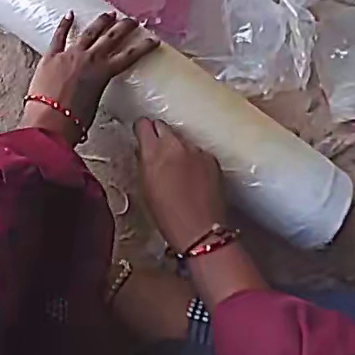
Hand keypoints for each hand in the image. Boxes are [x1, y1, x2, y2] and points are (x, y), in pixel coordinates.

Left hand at [22, 13, 157, 142]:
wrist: (49, 121)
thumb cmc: (73, 121)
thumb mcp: (93, 104)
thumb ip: (94, 91)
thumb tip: (91, 91)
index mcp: (103, 73)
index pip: (128, 56)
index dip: (143, 47)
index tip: (153, 40)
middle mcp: (89, 59)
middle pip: (111, 37)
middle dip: (124, 27)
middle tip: (132, 20)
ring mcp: (69, 54)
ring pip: (89, 33)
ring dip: (101, 22)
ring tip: (109, 14)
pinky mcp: (51, 56)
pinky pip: (59, 36)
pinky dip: (64, 24)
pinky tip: (70, 14)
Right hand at [134, 118, 227, 251]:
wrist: (200, 230)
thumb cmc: (166, 214)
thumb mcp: (145, 186)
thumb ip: (145, 161)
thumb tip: (145, 150)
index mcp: (153, 151)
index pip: (144, 124)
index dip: (142, 130)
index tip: (142, 135)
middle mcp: (175, 145)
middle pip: (163, 126)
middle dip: (159, 135)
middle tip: (158, 152)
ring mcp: (196, 150)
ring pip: (182, 140)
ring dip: (177, 149)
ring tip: (178, 170)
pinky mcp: (211, 158)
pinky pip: (198, 152)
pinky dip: (194, 159)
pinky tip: (194, 177)